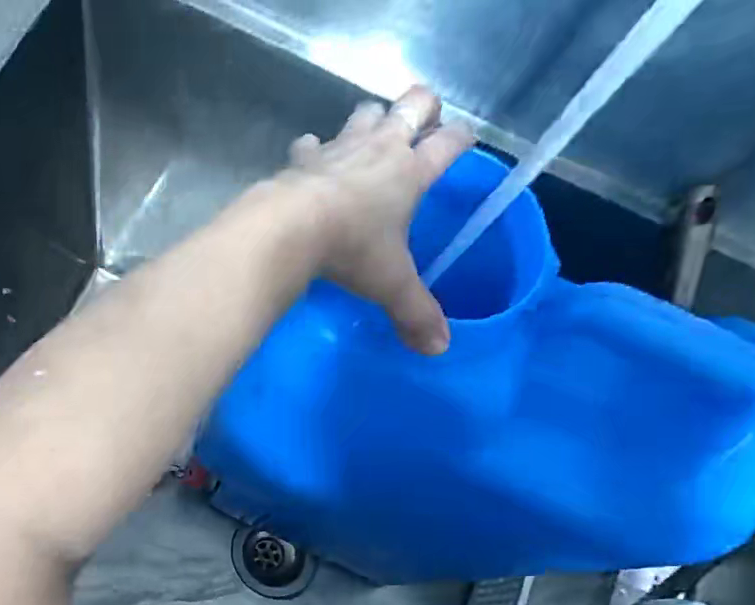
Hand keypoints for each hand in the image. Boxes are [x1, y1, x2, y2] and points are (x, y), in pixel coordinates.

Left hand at [279, 86, 474, 354]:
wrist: (288, 229)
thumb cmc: (350, 249)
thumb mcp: (389, 284)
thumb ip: (415, 313)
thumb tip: (439, 349)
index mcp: (410, 173)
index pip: (449, 144)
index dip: (461, 140)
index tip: (466, 140)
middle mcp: (379, 149)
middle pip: (412, 105)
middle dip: (421, 107)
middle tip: (421, 120)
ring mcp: (338, 148)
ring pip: (363, 114)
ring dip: (369, 120)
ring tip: (368, 134)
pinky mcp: (301, 159)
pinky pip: (309, 144)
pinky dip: (312, 151)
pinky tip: (308, 161)